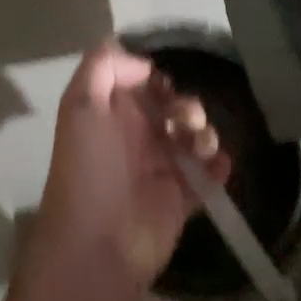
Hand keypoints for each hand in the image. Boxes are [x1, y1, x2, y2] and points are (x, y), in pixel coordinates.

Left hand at [8, 42, 230, 300]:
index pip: (138, 80)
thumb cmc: (88, 166)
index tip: (164, 81)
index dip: (155, 75)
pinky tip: (216, 164)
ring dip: (204, 131)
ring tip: (198, 144)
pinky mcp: (182, 197)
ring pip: (193, 135)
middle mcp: (135, 134)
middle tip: (185, 117)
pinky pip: (210, 174)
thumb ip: (102, 67)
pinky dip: (219, 165)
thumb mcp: (81, 104)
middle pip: (171, 104)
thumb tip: (142, 60)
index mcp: (110, 110)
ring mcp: (160, 166)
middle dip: (185, 102)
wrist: (99, 240)